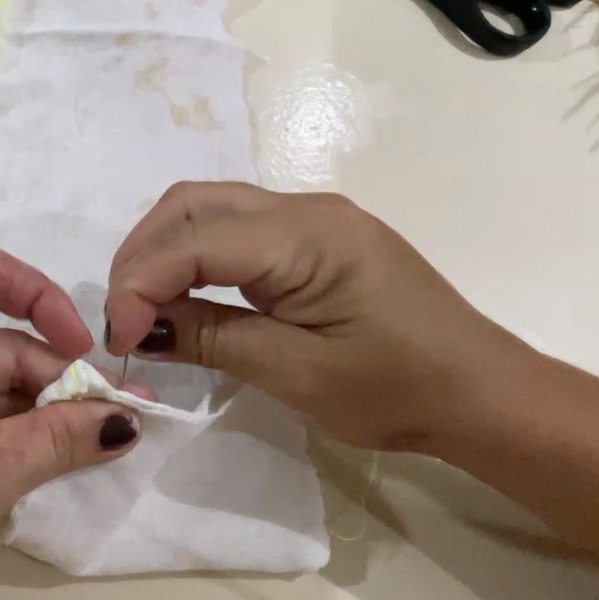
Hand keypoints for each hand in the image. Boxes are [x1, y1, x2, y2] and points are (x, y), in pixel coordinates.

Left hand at [0, 246, 143, 599]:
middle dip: (57, 384)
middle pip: (0, 343)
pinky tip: (56, 456)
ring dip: (41, 414)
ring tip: (99, 445)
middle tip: (119, 423)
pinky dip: (13, 431)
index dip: (43, 300)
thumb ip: (61, 439)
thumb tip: (132, 420)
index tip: (81, 353)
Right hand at [103, 183, 534, 451]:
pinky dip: (189, 259)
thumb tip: (139, 328)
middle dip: (139, 257)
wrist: (480, 394)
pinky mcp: (309, 239)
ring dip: (159, 254)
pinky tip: (180, 298)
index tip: (118, 341)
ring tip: (141, 312)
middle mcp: (304, 209)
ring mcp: (309, 219)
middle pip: (190, 204)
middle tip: (123, 321)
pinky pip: (230, 231)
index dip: (139, 285)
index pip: (194, 241)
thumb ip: (210, 338)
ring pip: (205, 210)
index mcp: (308, 236)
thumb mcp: (294, 372)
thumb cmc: (397, 391)